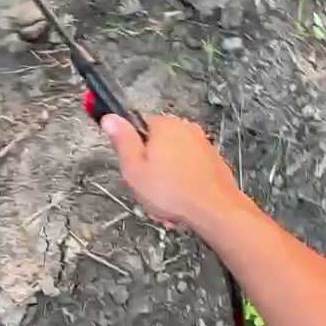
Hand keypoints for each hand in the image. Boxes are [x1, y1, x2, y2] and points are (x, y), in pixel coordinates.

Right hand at [99, 114, 246, 227]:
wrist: (215, 208)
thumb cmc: (171, 192)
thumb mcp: (135, 169)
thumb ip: (123, 141)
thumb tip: (109, 117)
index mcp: (164, 125)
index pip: (140, 126)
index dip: (134, 150)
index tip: (136, 169)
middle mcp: (185, 127)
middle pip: (158, 144)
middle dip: (152, 167)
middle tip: (150, 189)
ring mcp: (202, 142)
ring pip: (174, 159)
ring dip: (168, 178)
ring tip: (167, 201)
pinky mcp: (212, 157)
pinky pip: (189, 167)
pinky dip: (184, 181)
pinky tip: (182, 201)